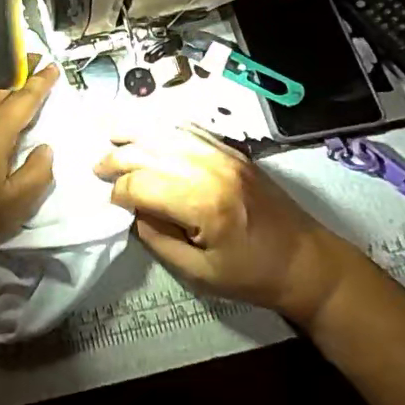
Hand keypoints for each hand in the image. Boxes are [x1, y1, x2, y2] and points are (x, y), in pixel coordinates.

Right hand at [94, 126, 359, 324]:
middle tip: (98, 166)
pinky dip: (167, 129)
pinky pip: (193, 131)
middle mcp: (211, 169)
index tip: (110, 202)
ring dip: (139, 133)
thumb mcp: (198, 272)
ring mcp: (225, 155)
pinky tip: (152, 131)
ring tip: (113, 136)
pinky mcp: (235, 152)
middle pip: (152, 151)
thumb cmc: (252, 275)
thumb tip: (133, 211)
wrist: (306, 261)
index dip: (119, 192)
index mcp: (201, 202)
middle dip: (120, 157)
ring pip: (170, 133)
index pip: (142, 184)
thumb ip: (158, 238)